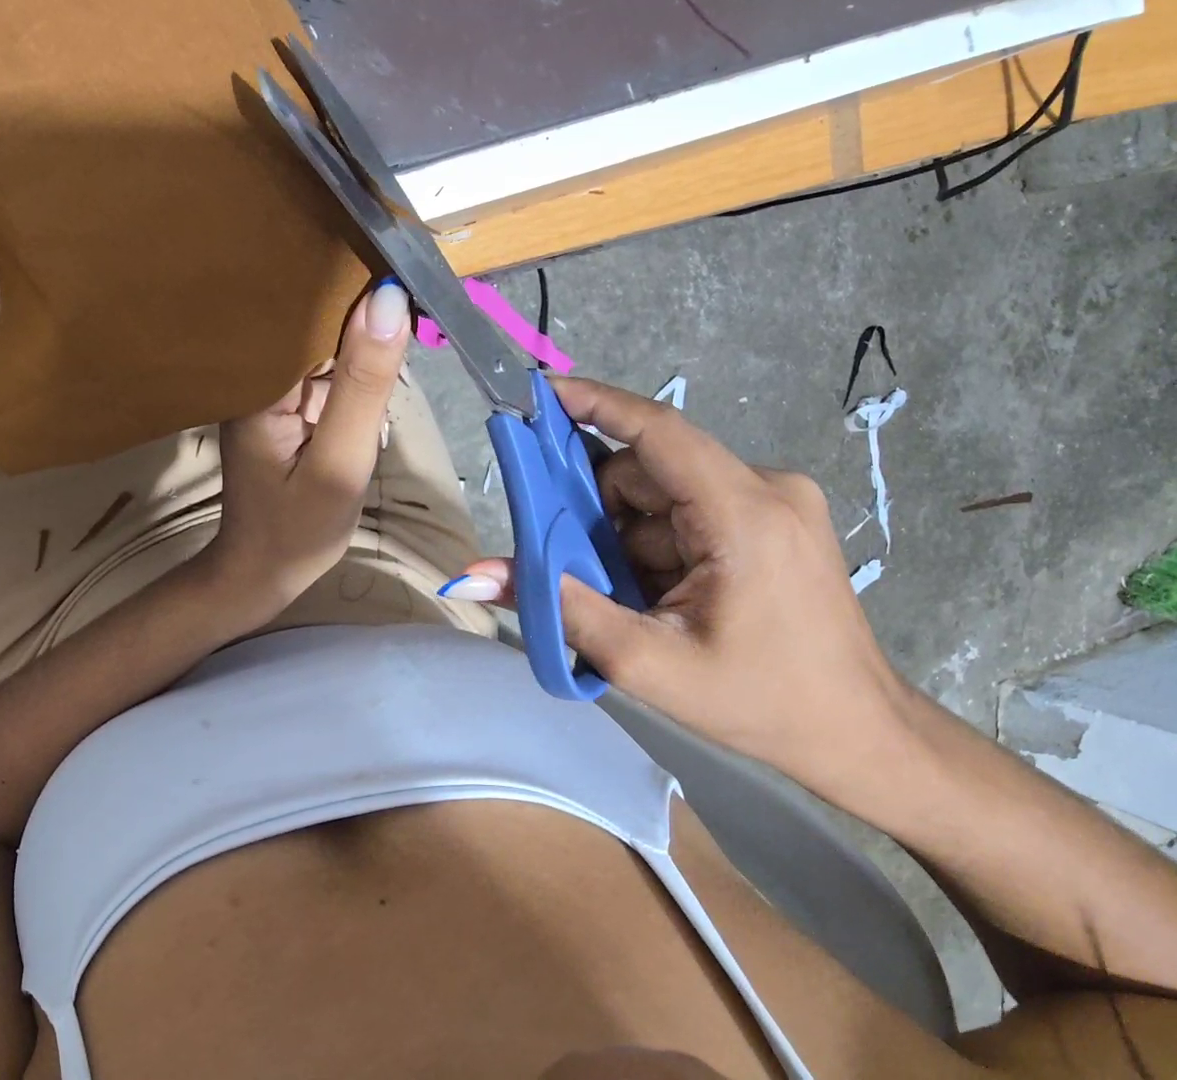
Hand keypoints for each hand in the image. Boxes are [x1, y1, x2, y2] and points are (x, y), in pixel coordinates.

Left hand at [203, 283, 409, 615]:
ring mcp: (269, 393)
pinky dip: (352, 383)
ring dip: (363, 354)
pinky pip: (324, 378)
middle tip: (409, 315)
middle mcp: (255, 376)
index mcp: (257, 382)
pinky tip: (372, 393)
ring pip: (326, 351)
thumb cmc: (297, 530)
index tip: (405, 270)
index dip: (357, 290)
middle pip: (317, 325)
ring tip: (394, 351)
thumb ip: (363, 385)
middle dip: (364, 322)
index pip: (308, 311)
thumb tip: (388, 298)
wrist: (262, 574)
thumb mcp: (340, 460)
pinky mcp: (283, 410)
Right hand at [456, 378, 909, 771]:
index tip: (534, 395)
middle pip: (647, 471)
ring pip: (660, 496)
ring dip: (622, 539)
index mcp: (743, 513)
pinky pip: (685, 514)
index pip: (657, 431)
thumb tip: (472, 573)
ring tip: (625, 600)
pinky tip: (653, 596)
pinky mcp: (771, 523)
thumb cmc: (760, 701)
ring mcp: (774, 504)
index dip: (592, 404)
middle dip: (596, 513)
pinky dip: (651, 547)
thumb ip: (556, 606)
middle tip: (571, 568)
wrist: (858, 733)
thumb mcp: (643, 661)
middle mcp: (765, 489)